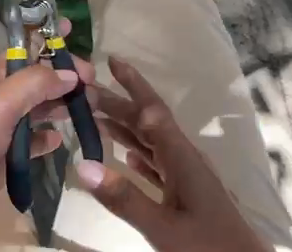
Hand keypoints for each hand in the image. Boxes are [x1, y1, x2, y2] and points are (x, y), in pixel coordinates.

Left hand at [0, 52, 97, 245]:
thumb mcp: (3, 101)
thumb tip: (69, 73)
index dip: (45, 36)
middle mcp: (2, 95)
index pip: (25, 47)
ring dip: (64, 104)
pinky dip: (50, 135)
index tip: (71, 28)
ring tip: (92, 107)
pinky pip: (36, 138)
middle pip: (38, 77)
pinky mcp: (11, 153)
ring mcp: (6, 124)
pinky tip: (63, 138)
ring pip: (41, 106)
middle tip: (93, 82)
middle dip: (64, 75)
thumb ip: (36, 82)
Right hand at [75, 56, 272, 251]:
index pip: (152, 109)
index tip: (110, 59)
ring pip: (153, 144)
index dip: (132, 83)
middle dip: (119, 106)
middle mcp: (186, 161)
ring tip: (97, 119)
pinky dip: (141, 157)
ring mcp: (190, 181)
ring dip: (126, 130)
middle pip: (148, 124)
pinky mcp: (190, 200)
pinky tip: (127, 160)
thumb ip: (124, 197)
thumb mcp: (164, 229)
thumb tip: (81, 163)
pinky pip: (160, 167)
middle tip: (86, 93)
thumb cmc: (210, 250)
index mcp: (183, 158)